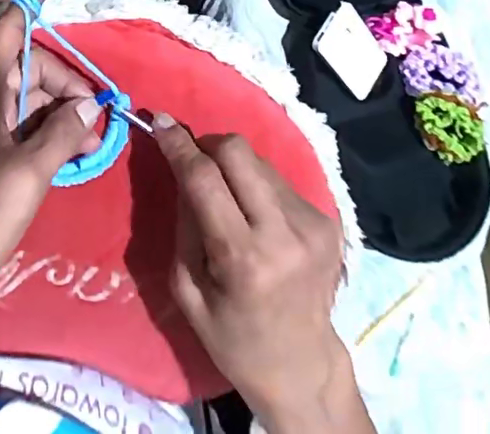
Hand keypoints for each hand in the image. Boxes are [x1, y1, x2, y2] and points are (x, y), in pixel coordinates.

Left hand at [0, 0, 101, 328]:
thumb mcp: (31, 171)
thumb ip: (64, 132)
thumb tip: (88, 107)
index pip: (9, 26)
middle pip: (27, 65)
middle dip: (65, 83)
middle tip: (97, 120)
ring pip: (25, 96)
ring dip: (58, 111)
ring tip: (90, 146)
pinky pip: (14, 122)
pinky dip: (42, 130)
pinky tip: (67, 154)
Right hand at [155, 117, 371, 433]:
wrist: (303, 367)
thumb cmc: (232, 336)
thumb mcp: (187, 287)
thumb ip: (184, 221)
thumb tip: (181, 166)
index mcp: (244, 259)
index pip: (205, 178)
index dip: (179, 145)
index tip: (159, 121)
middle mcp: (284, 234)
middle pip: (238, 150)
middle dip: (207, 145)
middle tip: (194, 161)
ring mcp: (313, 224)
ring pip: (258, 160)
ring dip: (233, 167)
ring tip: (228, 199)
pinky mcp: (329, 220)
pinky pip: (278, 178)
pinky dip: (256, 184)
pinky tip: (255, 215)